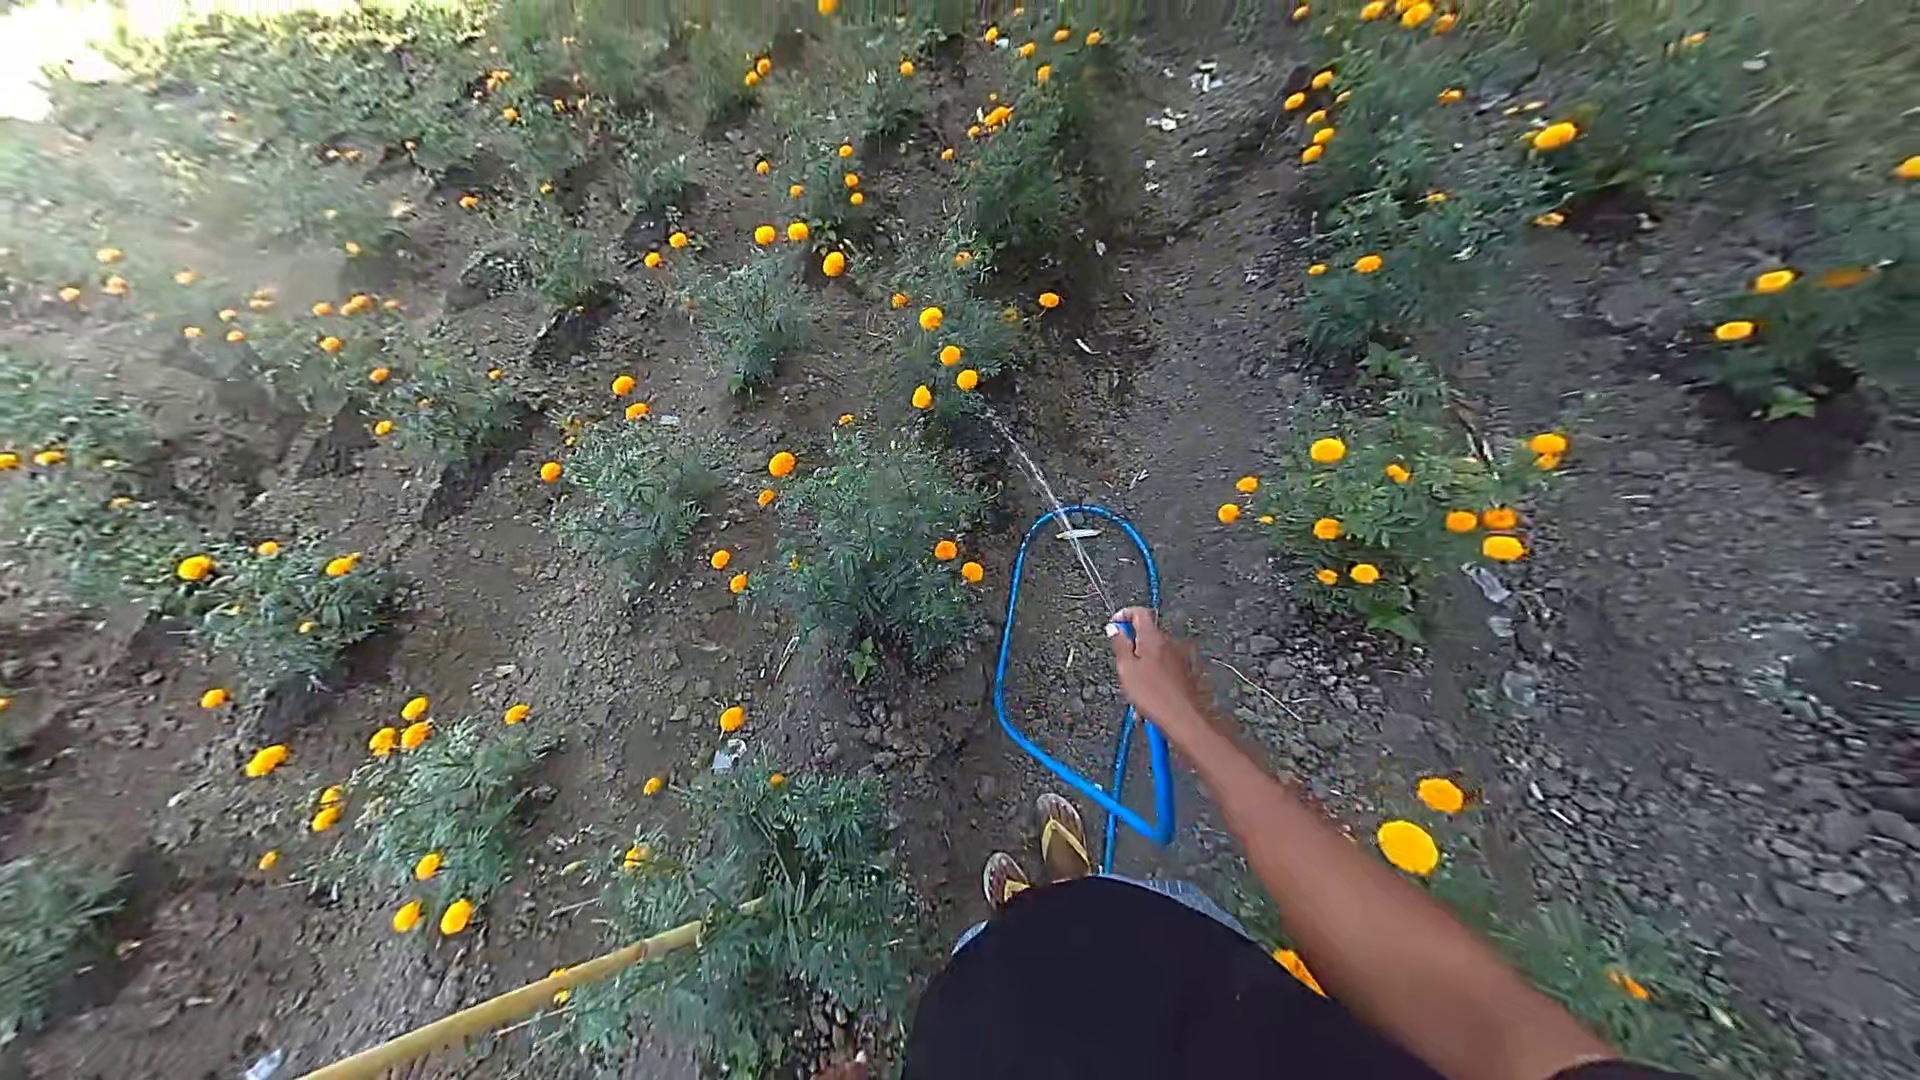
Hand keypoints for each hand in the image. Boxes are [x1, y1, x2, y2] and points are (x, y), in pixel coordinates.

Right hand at [1106, 607, 1215, 749]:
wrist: (1184, 718)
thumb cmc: (1154, 695)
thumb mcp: (1126, 669)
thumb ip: (1119, 645)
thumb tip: (1113, 628)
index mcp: (1153, 638)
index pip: (1139, 612)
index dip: (1124, 615)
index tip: (1115, 625)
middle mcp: (1169, 643)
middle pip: (1146, 635)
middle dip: (1132, 646)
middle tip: (1122, 665)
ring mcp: (1179, 657)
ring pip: (1154, 654)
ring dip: (1143, 664)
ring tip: (1135, 688)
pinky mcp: (1185, 672)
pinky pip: (1164, 667)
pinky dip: (1154, 676)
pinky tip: (1148, 696)